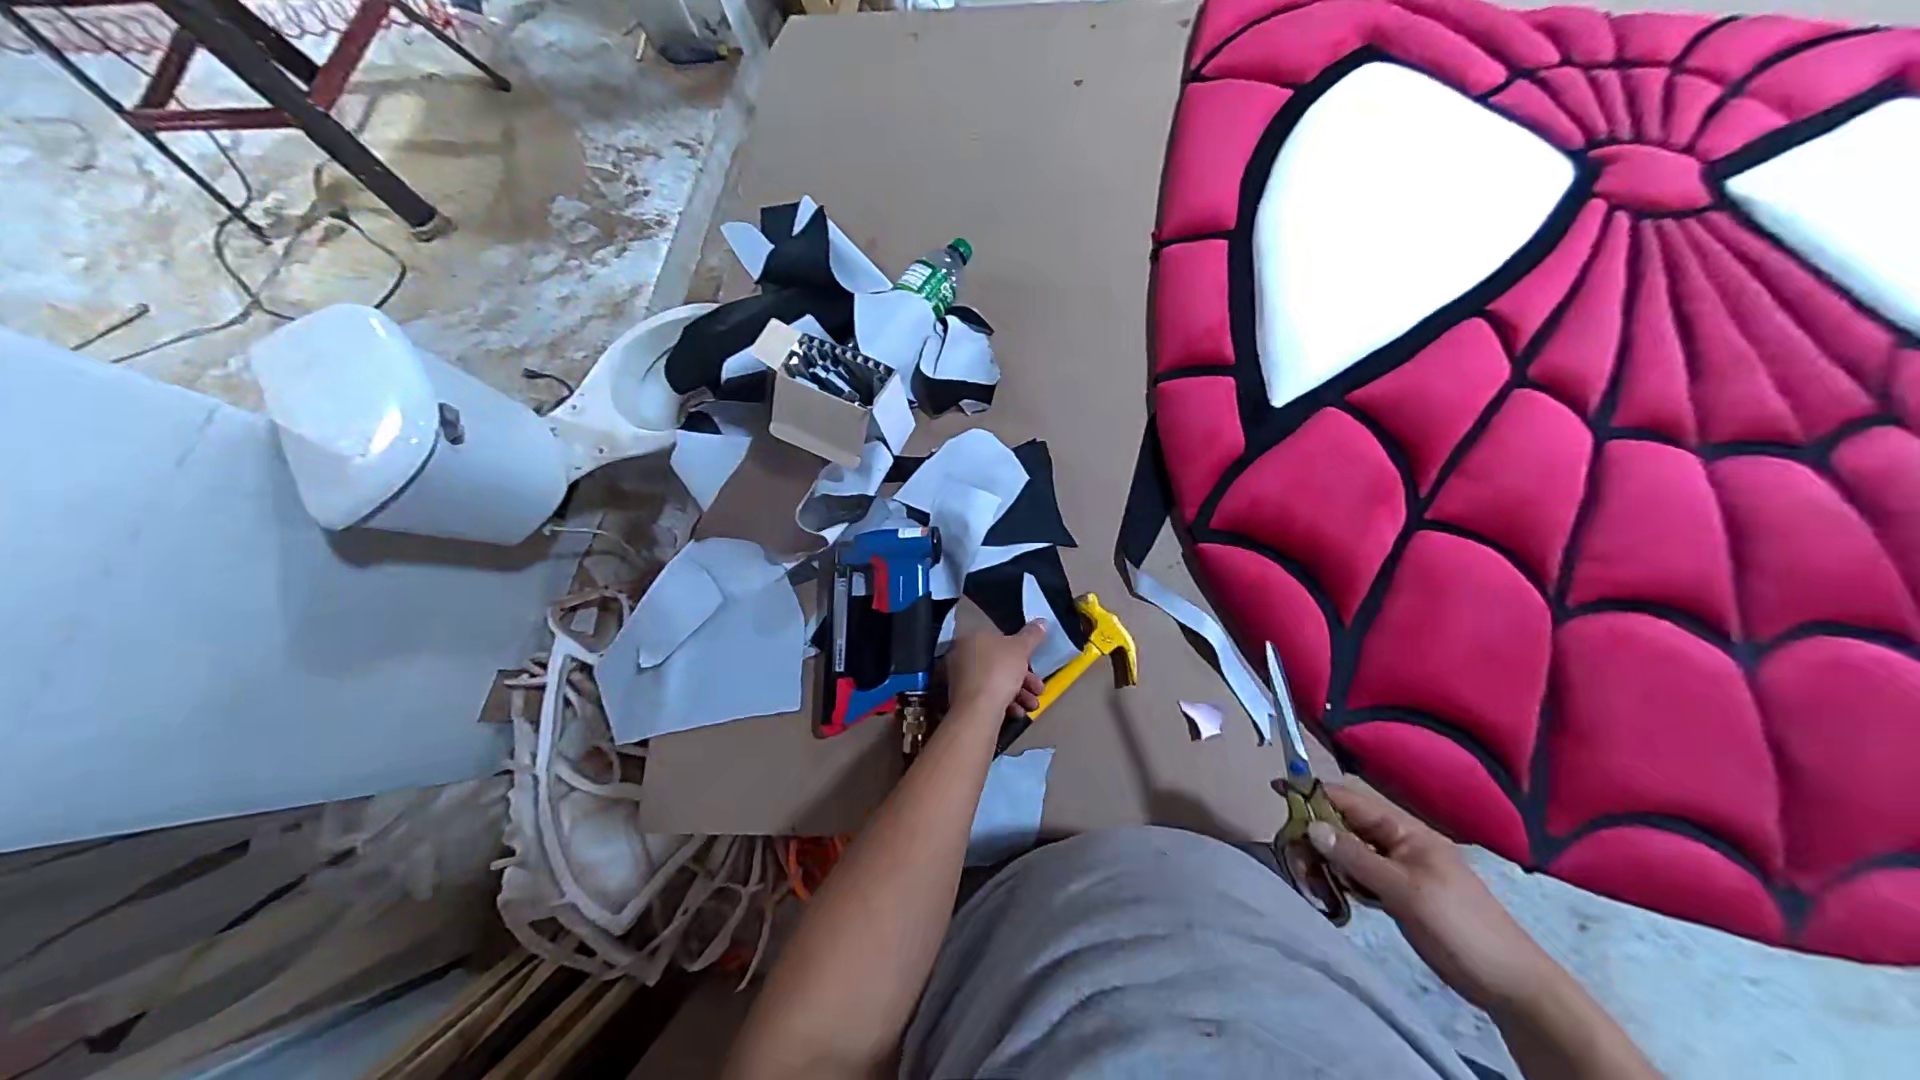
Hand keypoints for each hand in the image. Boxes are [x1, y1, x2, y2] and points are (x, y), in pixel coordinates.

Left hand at [945, 622, 1046, 720]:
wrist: (977, 711)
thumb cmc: (998, 671)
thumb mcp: (1021, 649)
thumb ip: (1032, 635)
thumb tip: (1041, 622)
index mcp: (971, 635)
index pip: (995, 634)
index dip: (1017, 646)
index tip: (1032, 658)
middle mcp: (961, 654)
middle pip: (999, 661)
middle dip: (1023, 675)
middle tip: (1038, 687)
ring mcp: (960, 677)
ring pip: (995, 680)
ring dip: (1018, 692)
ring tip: (1033, 704)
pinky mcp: (963, 699)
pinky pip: (987, 695)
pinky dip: (1005, 702)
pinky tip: (1019, 711)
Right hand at [1307, 778, 1556, 1010]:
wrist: (1512, 984)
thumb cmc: (1460, 927)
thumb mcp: (1405, 890)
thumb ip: (1356, 857)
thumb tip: (1312, 826)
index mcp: (1406, 831)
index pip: (1349, 801)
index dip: (1313, 793)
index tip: (1276, 789)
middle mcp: (1399, 843)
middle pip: (1344, 825)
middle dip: (1314, 834)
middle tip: (1292, 855)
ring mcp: (1399, 869)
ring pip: (1348, 852)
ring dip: (1326, 861)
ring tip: (1311, 880)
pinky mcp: (1399, 894)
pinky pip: (1359, 876)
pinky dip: (1341, 880)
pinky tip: (1332, 893)